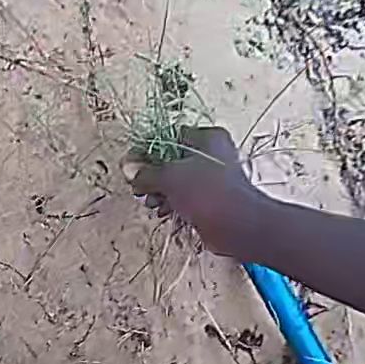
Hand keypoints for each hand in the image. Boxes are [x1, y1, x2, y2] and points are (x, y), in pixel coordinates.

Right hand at [128, 126, 272, 256]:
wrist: (236, 225)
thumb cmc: (208, 193)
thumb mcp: (170, 177)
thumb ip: (146, 173)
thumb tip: (128, 168)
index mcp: (206, 139)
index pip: (169, 137)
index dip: (148, 151)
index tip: (132, 165)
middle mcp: (211, 155)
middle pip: (170, 161)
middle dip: (152, 176)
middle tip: (141, 188)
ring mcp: (211, 178)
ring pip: (176, 181)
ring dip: (159, 192)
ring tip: (153, 203)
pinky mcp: (209, 199)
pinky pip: (183, 197)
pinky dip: (171, 203)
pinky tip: (163, 211)